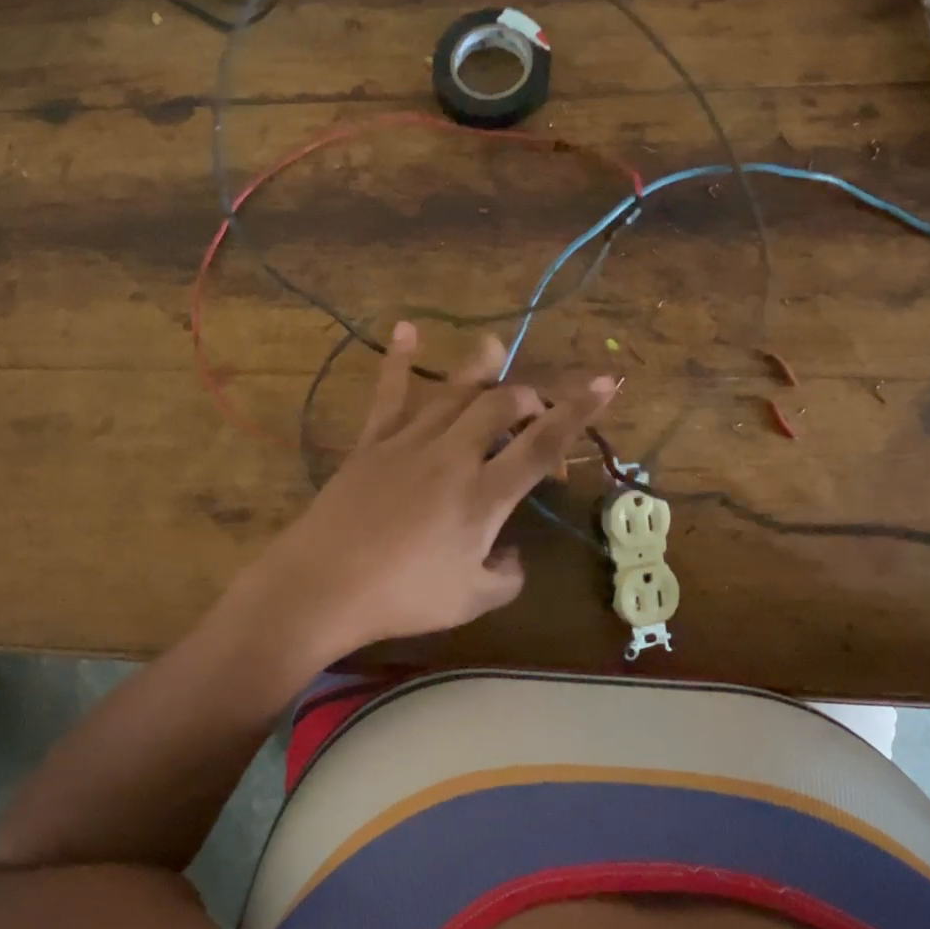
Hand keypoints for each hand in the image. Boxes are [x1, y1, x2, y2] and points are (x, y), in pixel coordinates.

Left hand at [226, 322, 615, 662]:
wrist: (323, 585)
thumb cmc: (402, 598)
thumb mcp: (470, 600)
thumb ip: (505, 577)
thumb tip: (513, 558)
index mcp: (483, 496)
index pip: (540, 445)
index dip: (576, 412)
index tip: (606, 382)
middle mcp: (452, 457)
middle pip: (499, 406)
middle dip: (526, 397)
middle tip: (535, 407)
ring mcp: (408, 443)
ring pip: (452, 392)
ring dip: (478, 369)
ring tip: (495, 346)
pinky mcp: (371, 444)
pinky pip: (389, 394)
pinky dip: (398, 360)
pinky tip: (406, 328)